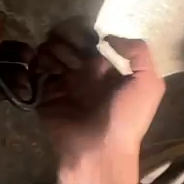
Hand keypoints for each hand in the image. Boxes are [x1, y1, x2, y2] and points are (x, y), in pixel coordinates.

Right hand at [33, 20, 164, 174]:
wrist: (100, 150)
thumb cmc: (127, 118)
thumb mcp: (149, 84)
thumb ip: (138, 53)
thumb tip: (109, 37)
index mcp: (104, 70)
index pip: (87, 41)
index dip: (82, 34)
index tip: (82, 36)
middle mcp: (81, 75)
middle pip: (64, 45)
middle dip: (63, 41)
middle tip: (66, 51)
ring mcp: (60, 85)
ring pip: (47, 55)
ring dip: (49, 52)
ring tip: (58, 63)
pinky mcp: (43, 97)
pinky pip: (34, 74)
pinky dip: (36, 66)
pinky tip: (46, 70)